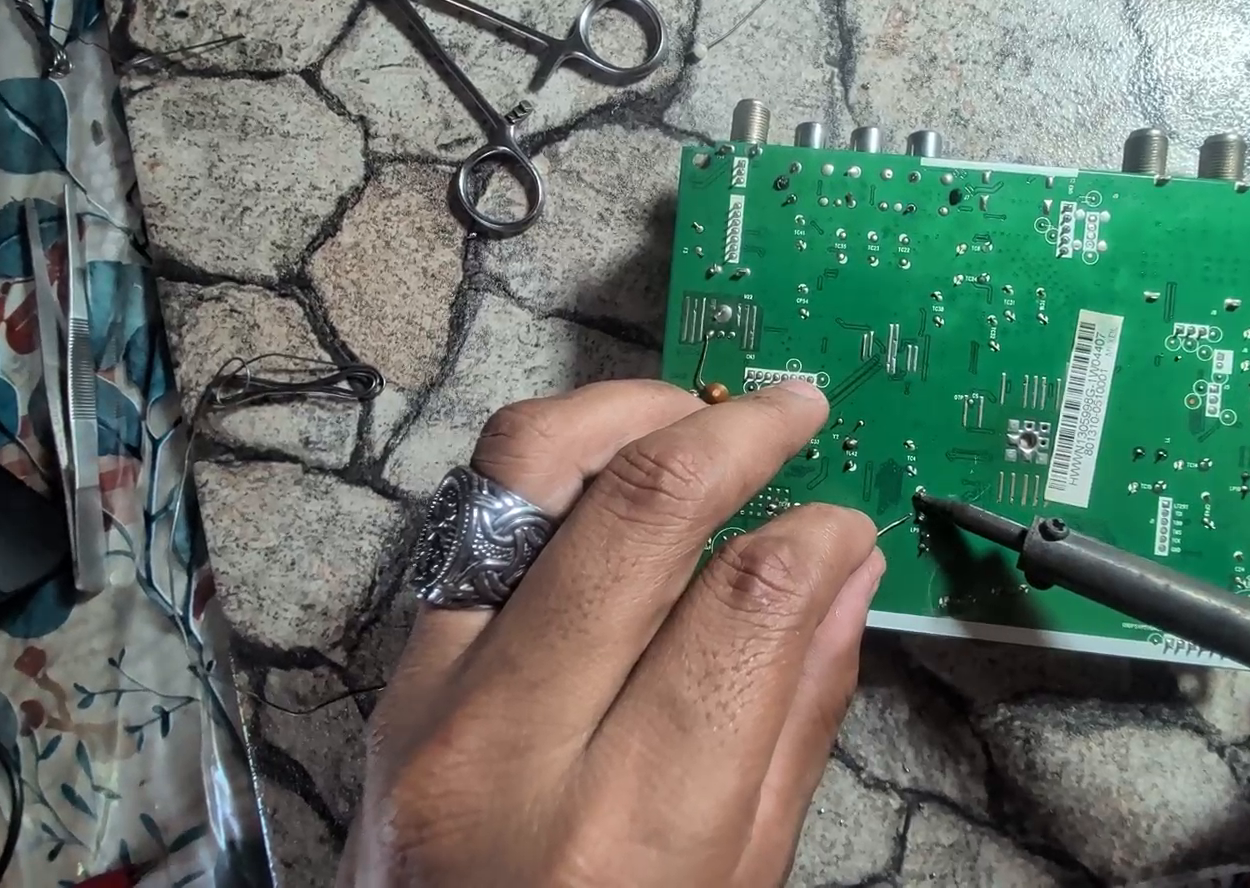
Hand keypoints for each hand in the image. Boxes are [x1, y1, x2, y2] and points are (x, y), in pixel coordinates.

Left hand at [337, 379, 883, 886]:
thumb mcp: (737, 879)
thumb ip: (798, 715)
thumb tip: (847, 570)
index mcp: (629, 829)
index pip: (745, 605)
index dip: (816, 536)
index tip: (843, 523)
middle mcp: (516, 738)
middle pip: (642, 510)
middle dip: (739, 434)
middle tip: (792, 409)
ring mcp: (436, 683)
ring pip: (532, 464)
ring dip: (635, 410)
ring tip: (700, 413)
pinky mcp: (402, 655)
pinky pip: (478, 497)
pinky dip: (563, 447)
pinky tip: (620, 457)